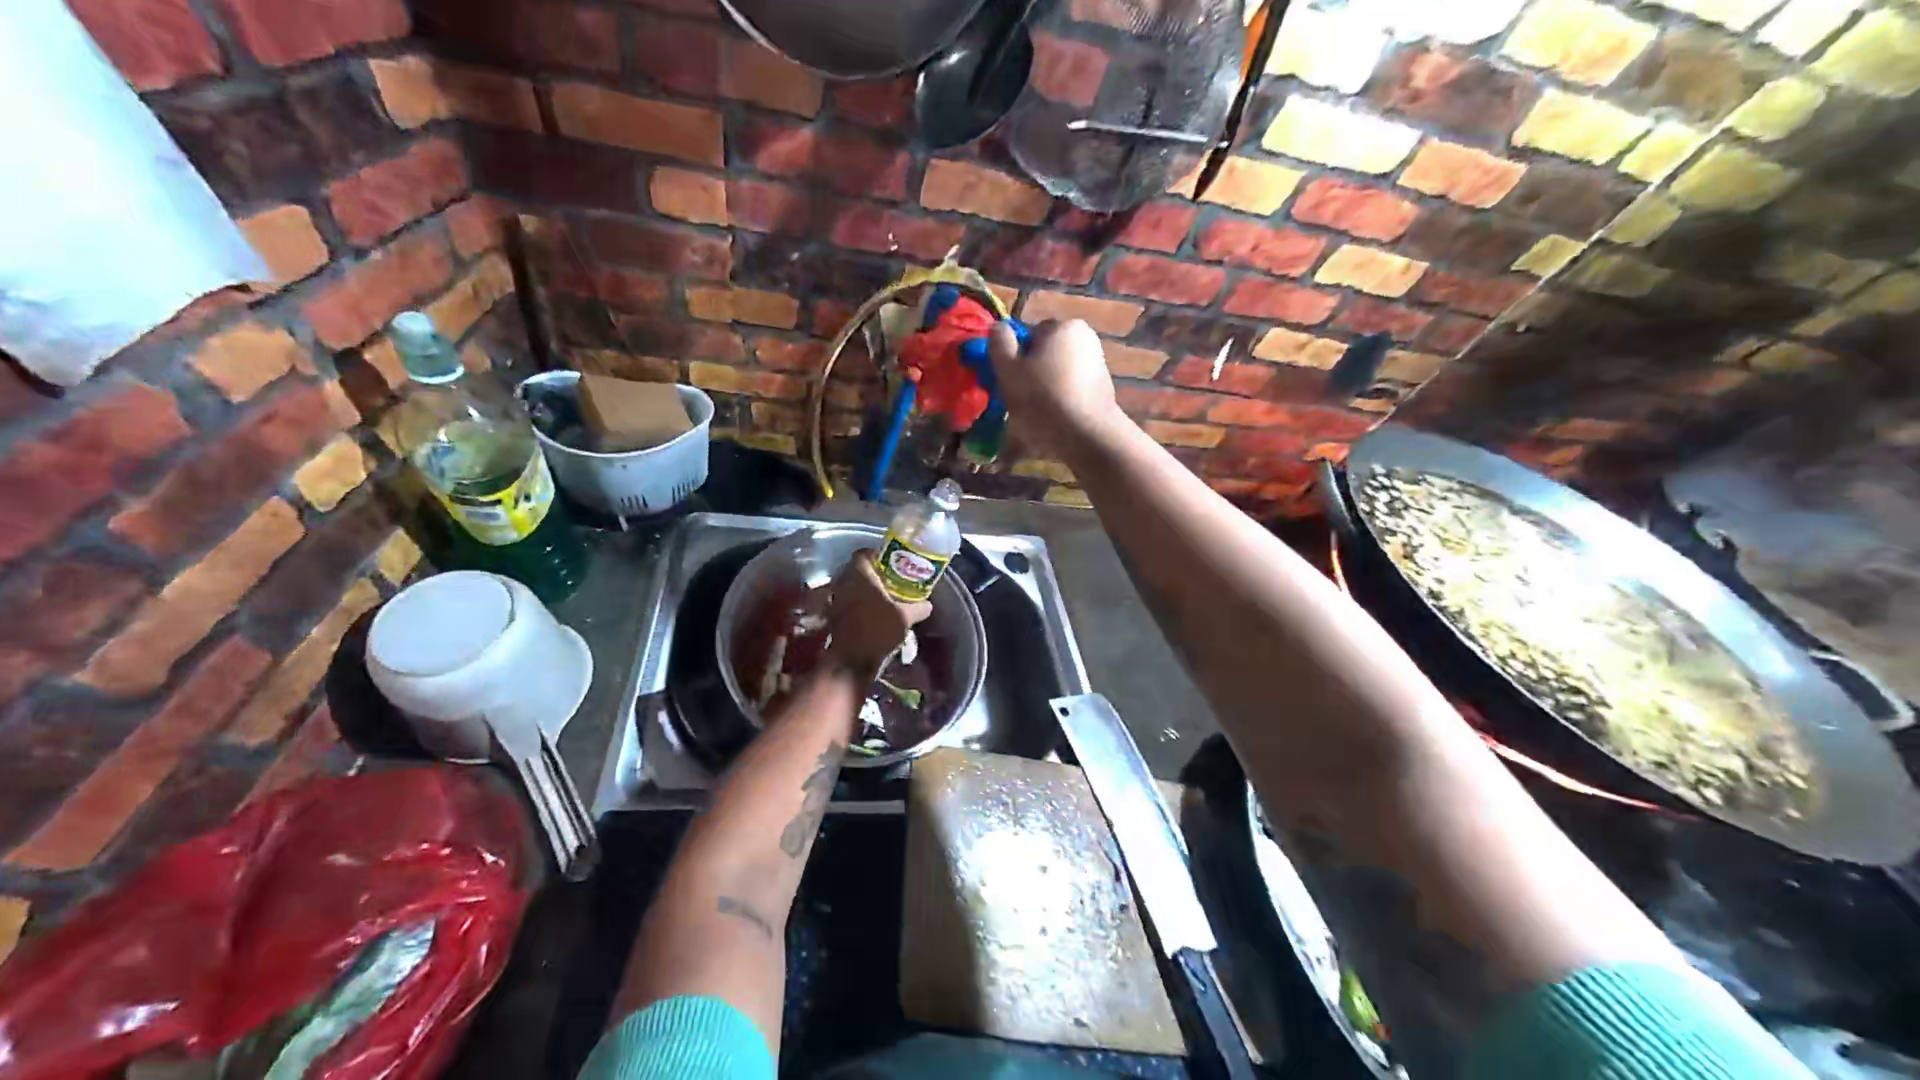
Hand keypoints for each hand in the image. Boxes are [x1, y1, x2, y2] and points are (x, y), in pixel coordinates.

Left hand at [824, 551, 931, 677]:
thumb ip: (918, 607)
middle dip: (873, 573)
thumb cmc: (878, 630)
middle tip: (891, 579)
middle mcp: (843, 581)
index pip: (864, 553)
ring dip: (865, 589)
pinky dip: (858, 603)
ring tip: (884, 597)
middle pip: (857, 569)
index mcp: (858, 574)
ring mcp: (835, 598)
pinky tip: (873, 612)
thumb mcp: (905, 617)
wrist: (852, 659)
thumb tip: (928, 604)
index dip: (877, 554)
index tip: (892, 562)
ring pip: (851, 586)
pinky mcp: (834, 615)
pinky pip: (847, 601)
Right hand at [991, 318, 1127, 454]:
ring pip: (1058, 375)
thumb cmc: (1043, 399)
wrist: (1087, 436)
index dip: (1016, 357)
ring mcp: (1098, 365)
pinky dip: (1061, 403)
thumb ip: (999, 343)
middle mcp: (1086, 339)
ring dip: (1045, 390)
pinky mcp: (1104, 390)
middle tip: (1019, 401)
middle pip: (1046, 355)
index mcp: (1064, 326)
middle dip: (1032, 374)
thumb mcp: (1008, 369)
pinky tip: (1054, 422)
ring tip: (1036, 416)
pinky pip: (1072, 392)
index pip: (1031, 334)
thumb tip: (999, 327)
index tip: (1010, 380)